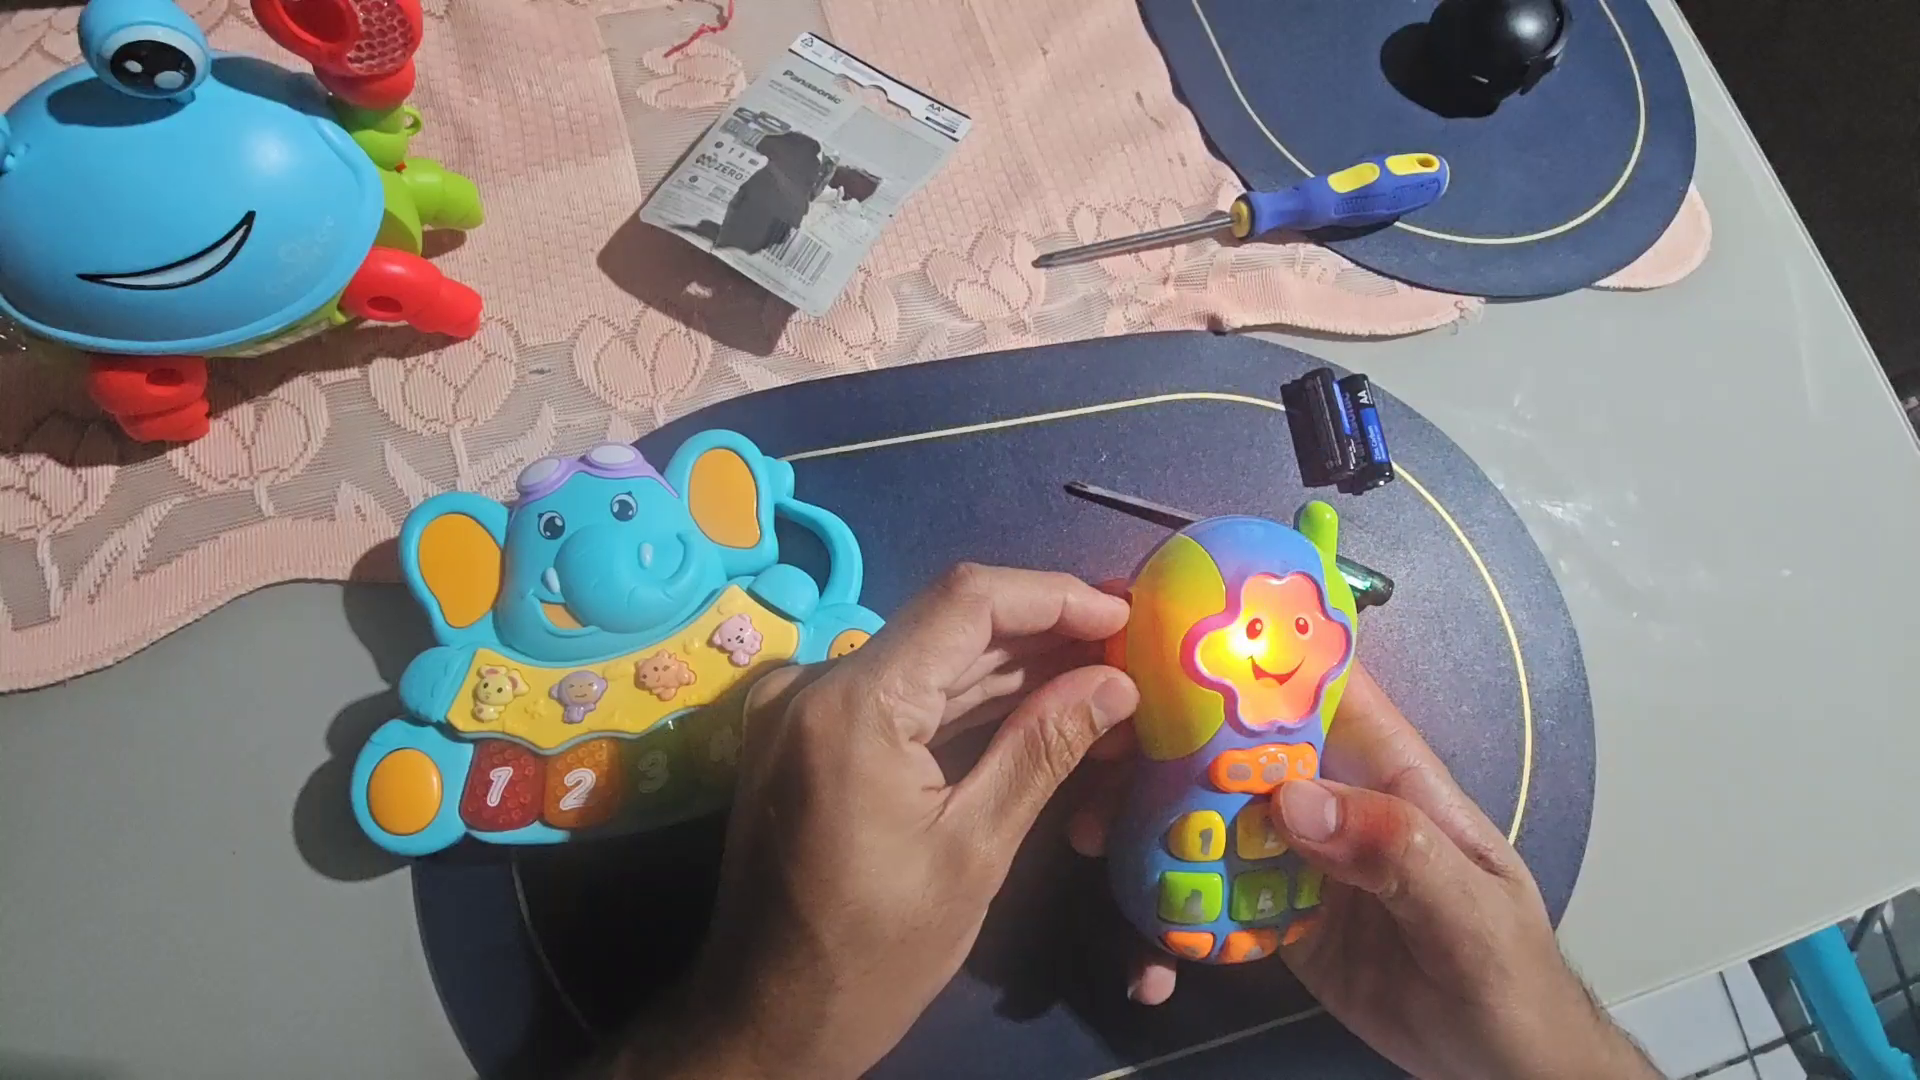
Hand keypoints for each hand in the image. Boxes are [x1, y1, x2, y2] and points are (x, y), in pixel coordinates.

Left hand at [625, 564, 1138, 1079]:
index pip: (965, 603)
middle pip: (949, 624)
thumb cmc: (871, 957)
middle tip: (1121, 651)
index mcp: (852, 706)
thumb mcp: (973, 853)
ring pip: (929, 654)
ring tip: (1095, 675)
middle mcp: (816, 680)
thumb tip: (1117, 684)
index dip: (1051, 596)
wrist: (762, 1018)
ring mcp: (806, 699)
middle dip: (1042, 633)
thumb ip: (1043, 749)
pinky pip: (902, 689)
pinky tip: (1034, 699)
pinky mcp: (810, 723)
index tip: (1121, 615)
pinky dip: (967, 695)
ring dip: (1012, 664)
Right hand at [1071, 663, 1658, 1079]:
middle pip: (1227, 736)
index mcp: (1373, 762)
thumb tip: (1289, 798)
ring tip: (1090, 837)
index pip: (1309, 677)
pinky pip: (1201, 882)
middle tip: (1094, 753)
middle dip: (1158, 733)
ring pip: (1199, 803)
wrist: (1495, 1065)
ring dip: (1140, 813)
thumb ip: (1396, 851)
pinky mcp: (1263, 896)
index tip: (1163, 631)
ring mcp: (1284, 843)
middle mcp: (1317, 787)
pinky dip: (1165, 903)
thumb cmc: (1507, 975)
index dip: (1245, 642)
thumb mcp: (1470, 916)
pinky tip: (1145, 953)